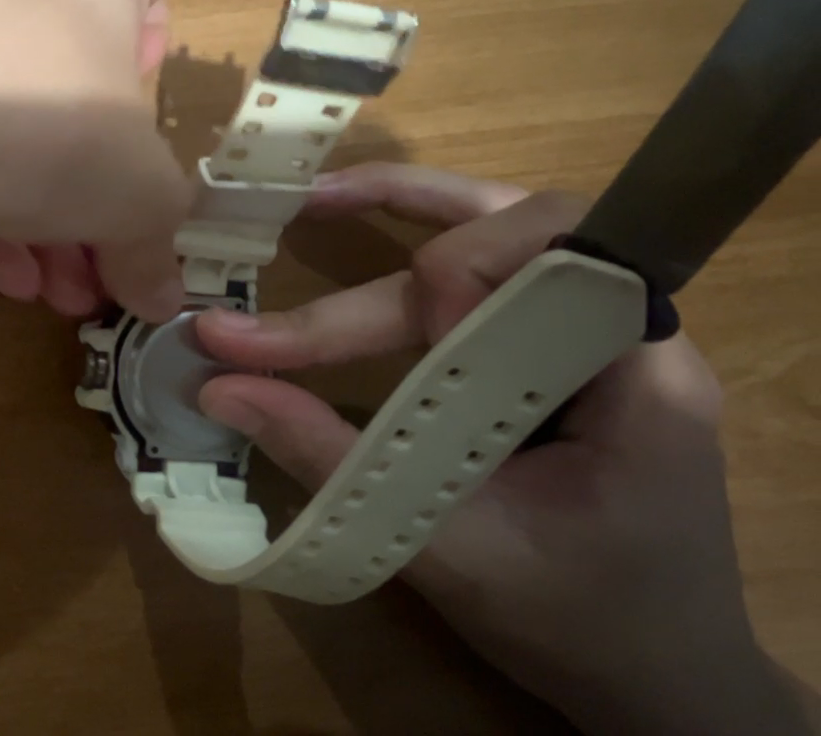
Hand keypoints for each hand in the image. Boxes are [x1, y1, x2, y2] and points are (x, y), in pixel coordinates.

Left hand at [0, 0, 191, 321]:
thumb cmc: (44, 120)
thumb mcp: (134, 192)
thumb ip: (154, 241)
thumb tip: (163, 297)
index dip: (154, 51)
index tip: (145, 124)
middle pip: (68, 89)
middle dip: (92, 192)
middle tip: (102, 269)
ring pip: (4, 126)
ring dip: (37, 215)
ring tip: (56, 294)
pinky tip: (0, 274)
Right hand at [191, 163, 805, 735]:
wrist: (649, 667)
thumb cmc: (573, 618)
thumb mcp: (442, 545)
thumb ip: (328, 456)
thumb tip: (218, 388)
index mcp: (637, 381)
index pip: (567, 262)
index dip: (471, 278)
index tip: (407, 343)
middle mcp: (618, 335)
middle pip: (504, 249)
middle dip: (378, 288)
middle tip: (264, 335)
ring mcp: (579, 332)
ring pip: (496, 228)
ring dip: (401, 206)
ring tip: (310, 201)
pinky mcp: (540, 342)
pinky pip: (481, 263)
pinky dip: (411, 228)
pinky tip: (349, 215)